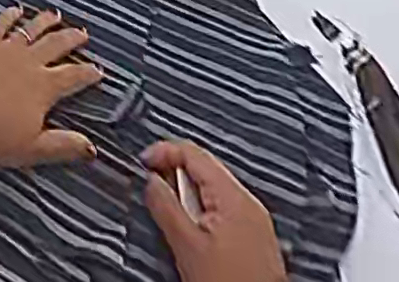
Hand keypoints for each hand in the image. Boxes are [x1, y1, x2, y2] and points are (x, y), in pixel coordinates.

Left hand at [0, 8, 103, 189]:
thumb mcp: (33, 147)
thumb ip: (64, 144)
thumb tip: (92, 147)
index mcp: (44, 86)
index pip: (73, 76)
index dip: (88, 72)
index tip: (99, 69)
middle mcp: (29, 62)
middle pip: (56, 45)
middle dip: (71, 38)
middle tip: (83, 32)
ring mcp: (7, 49)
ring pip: (32, 30)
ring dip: (45, 21)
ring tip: (56, 14)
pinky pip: (1, 25)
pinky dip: (10, 15)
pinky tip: (16, 9)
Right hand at [143, 140, 288, 281]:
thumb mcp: (187, 247)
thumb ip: (165, 206)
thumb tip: (151, 179)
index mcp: (233, 196)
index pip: (193, 152)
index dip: (164, 151)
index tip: (143, 163)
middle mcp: (248, 202)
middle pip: (204, 167)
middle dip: (175, 173)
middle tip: (153, 188)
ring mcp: (255, 220)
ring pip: (212, 189)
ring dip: (187, 194)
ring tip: (172, 215)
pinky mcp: (255, 238)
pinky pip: (222, 208)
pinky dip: (202, 210)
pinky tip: (193, 231)